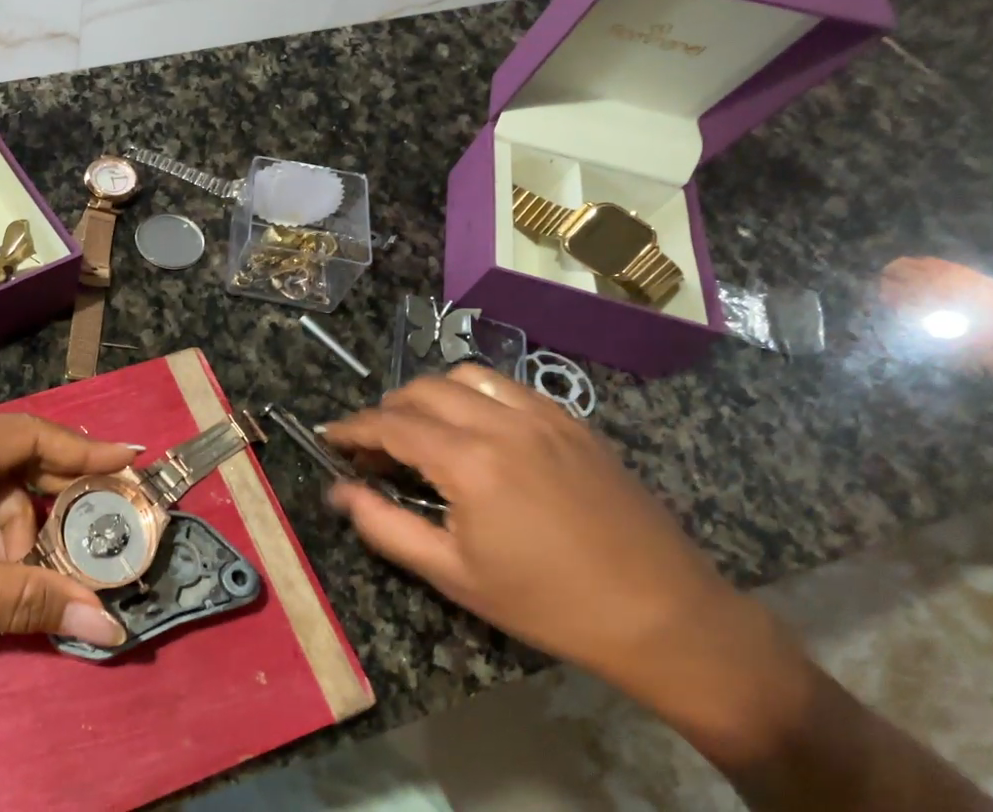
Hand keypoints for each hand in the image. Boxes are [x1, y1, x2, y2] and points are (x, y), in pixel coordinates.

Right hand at [323, 365, 746, 687]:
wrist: (662, 614)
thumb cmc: (547, 604)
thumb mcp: (452, 574)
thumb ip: (385, 526)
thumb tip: (338, 492)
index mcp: (470, 462)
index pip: (390, 424)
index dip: (352, 429)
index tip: (330, 439)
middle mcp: (503, 423)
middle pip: (422, 390)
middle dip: (386, 412)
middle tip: (375, 450)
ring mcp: (545, 417)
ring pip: (465, 377)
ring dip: (430, 396)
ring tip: (423, 433)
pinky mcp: (575, 423)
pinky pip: (509, 387)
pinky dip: (476, 396)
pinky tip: (478, 432)